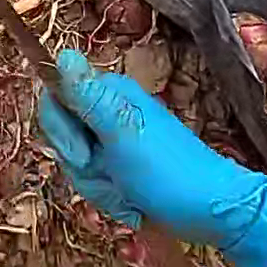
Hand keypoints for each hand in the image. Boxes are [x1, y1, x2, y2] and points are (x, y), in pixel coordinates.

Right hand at [36, 49, 266, 266]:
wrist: (212, 211)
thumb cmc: (168, 171)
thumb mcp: (121, 133)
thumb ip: (87, 96)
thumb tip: (61, 55)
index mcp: (108, 93)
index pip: (54, 99)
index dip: (59, 130)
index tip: (83, 154)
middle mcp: (108, 111)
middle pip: (62, 136)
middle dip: (82, 166)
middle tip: (109, 174)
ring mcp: (114, 141)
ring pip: (76, 164)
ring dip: (97, 187)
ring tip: (126, 194)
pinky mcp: (121, 168)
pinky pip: (94, 182)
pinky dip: (110, 198)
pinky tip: (132, 204)